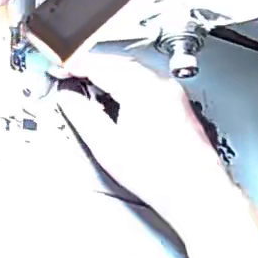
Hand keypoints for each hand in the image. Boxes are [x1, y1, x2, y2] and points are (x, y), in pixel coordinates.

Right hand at [54, 52, 245, 219]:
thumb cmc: (161, 176)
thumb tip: (68, 97)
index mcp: (142, 89)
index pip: (101, 66)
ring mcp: (173, 95)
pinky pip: (146, 82)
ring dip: (108, 72)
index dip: (75, 66)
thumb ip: (82, 114)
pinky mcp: (178, 106)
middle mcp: (161, 86)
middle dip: (91, 65)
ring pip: (133, 71)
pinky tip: (115, 95)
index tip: (60, 68)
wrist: (197, 195)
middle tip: (70, 71)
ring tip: (87, 82)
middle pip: (118, 63)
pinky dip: (124, 82)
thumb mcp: (106, 145)